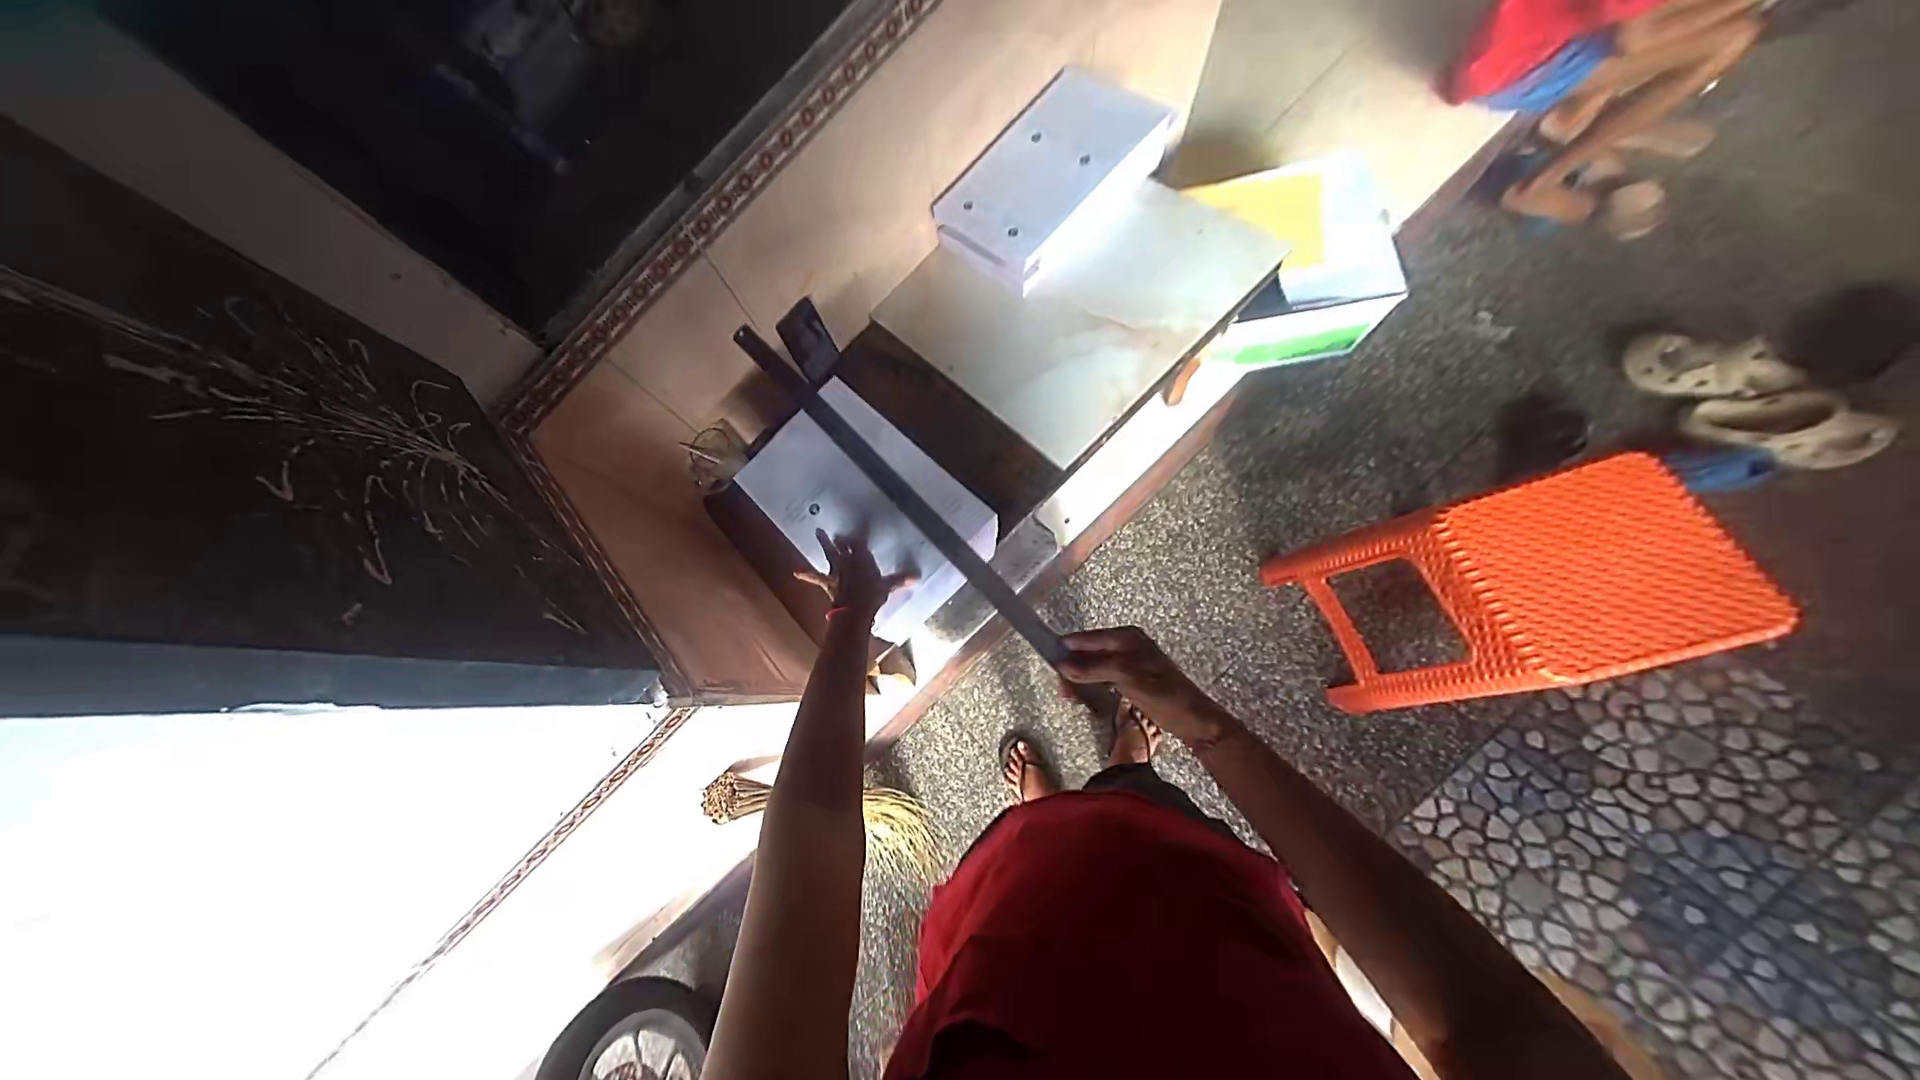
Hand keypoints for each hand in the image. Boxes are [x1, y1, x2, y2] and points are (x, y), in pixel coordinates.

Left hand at [794, 530, 913, 622]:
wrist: (853, 608)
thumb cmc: (872, 595)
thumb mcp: (888, 586)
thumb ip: (900, 579)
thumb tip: (916, 577)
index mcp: (863, 558)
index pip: (862, 541)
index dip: (862, 532)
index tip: (864, 522)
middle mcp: (848, 560)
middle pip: (844, 545)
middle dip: (841, 537)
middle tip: (838, 529)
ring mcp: (836, 570)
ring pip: (830, 553)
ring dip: (824, 543)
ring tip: (817, 532)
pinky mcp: (828, 581)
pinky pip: (815, 578)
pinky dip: (806, 575)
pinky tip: (796, 572)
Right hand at [1057, 626, 1235, 743]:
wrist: (1194, 720)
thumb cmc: (1163, 695)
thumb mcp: (1126, 678)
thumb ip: (1093, 669)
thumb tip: (1062, 664)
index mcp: (1127, 637)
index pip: (1088, 638)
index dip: (1067, 648)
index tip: (1047, 659)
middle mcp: (1126, 645)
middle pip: (1088, 652)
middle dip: (1072, 669)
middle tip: (1063, 691)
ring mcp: (1128, 662)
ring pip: (1093, 666)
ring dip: (1080, 679)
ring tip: (1070, 697)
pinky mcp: (1130, 678)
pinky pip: (1102, 676)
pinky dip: (1091, 685)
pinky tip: (1083, 697)